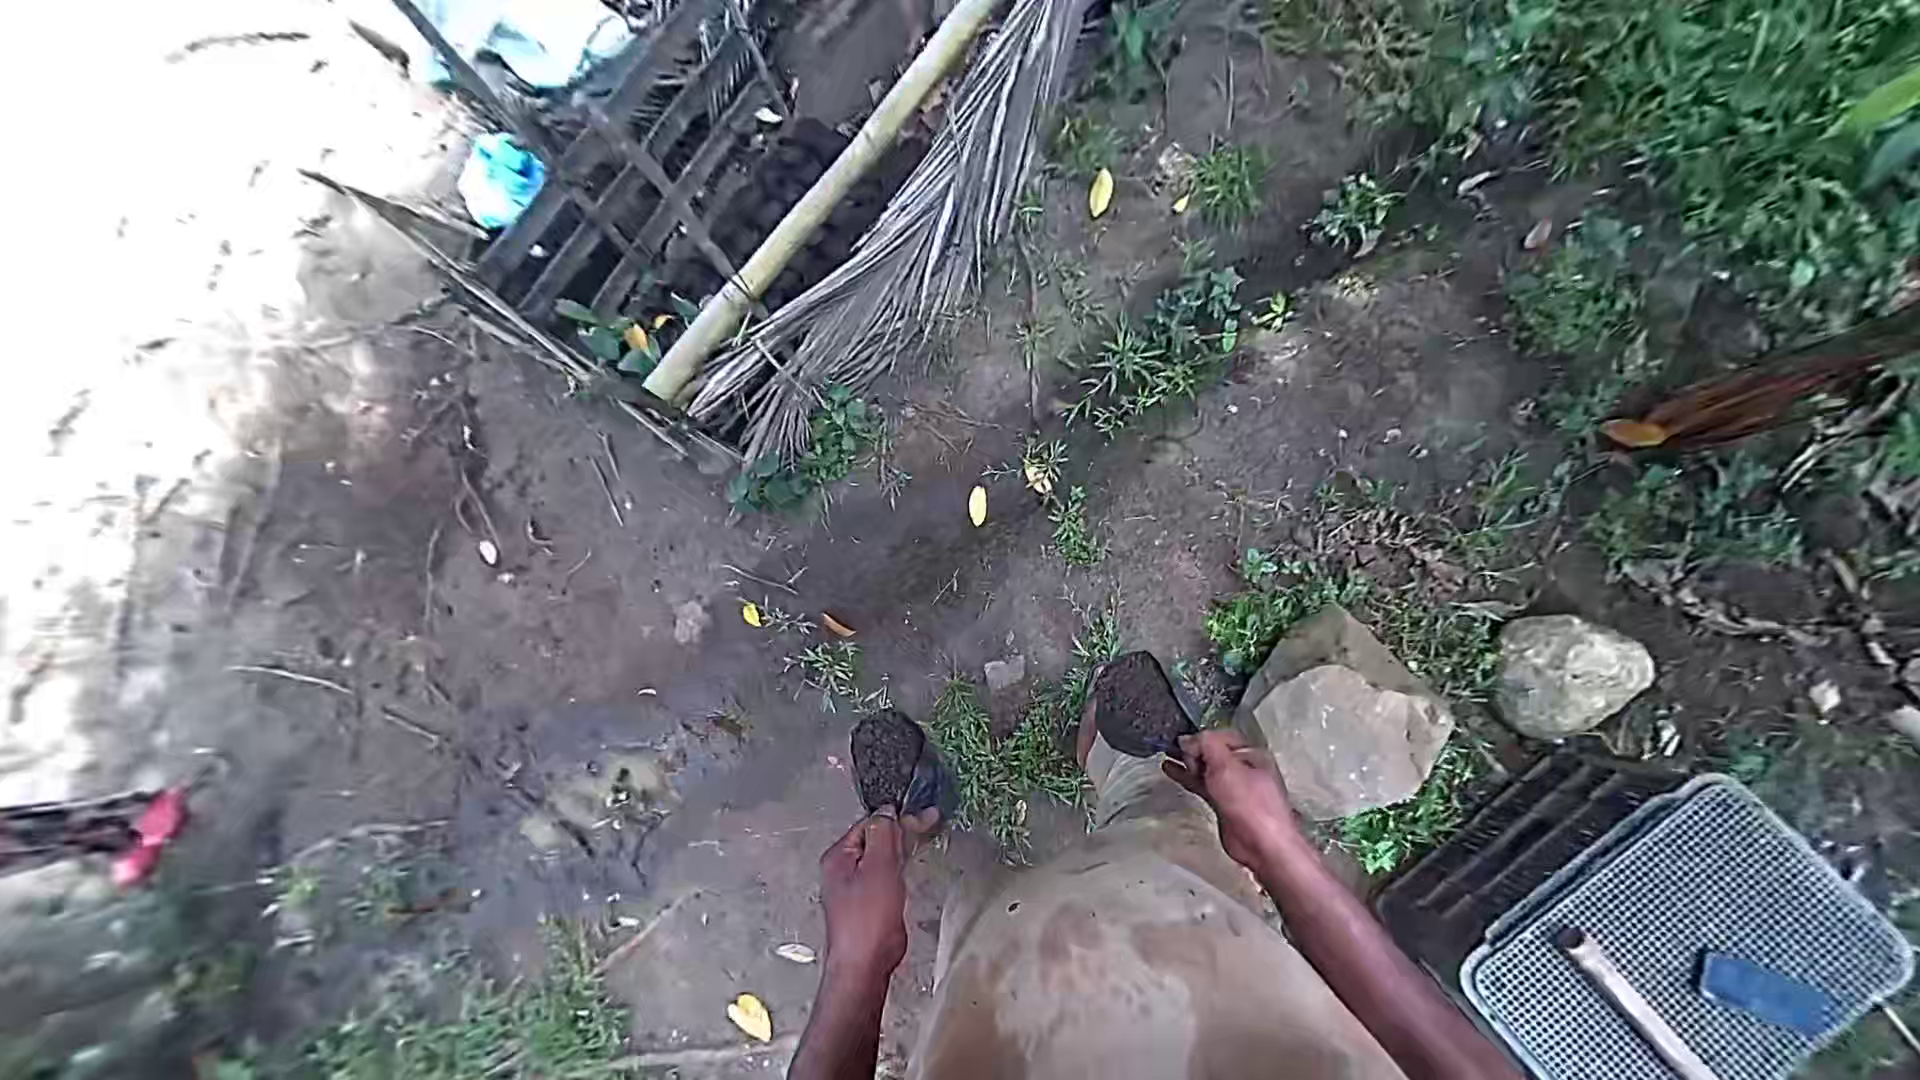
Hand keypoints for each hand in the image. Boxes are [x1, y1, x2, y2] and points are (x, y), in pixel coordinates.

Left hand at [818, 811, 911, 983]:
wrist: (865, 966)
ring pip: (882, 856)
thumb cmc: (869, 916)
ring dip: (902, 848)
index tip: (922, 817)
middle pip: (876, 838)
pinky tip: (911, 866)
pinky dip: (899, 867)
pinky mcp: (868, 901)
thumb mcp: (878, 865)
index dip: (896, 819)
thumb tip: (886, 809)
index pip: (870, 823)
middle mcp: (843, 868)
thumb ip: (883, 833)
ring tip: (924, 838)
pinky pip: (885, 874)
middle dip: (902, 831)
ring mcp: (855, 886)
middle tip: (930, 822)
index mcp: (838, 856)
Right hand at [1163, 729, 1299, 868]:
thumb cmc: (1252, 805)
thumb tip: (1188, 739)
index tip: (1186, 744)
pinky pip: (1201, 784)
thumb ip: (1206, 746)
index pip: (1221, 736)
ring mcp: (1233, 787)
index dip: (1202, 738)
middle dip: (1194, 750)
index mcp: (1251, 754)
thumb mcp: (1226, 766)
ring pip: (1205, 767)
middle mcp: (1243, 768)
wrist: (1262, 845)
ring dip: (1186, 761)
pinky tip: (1171, 769)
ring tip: (1167, 754)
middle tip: (1178, 752)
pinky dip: (1186, 776)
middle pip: (1212, 751)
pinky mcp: (1223, 803)